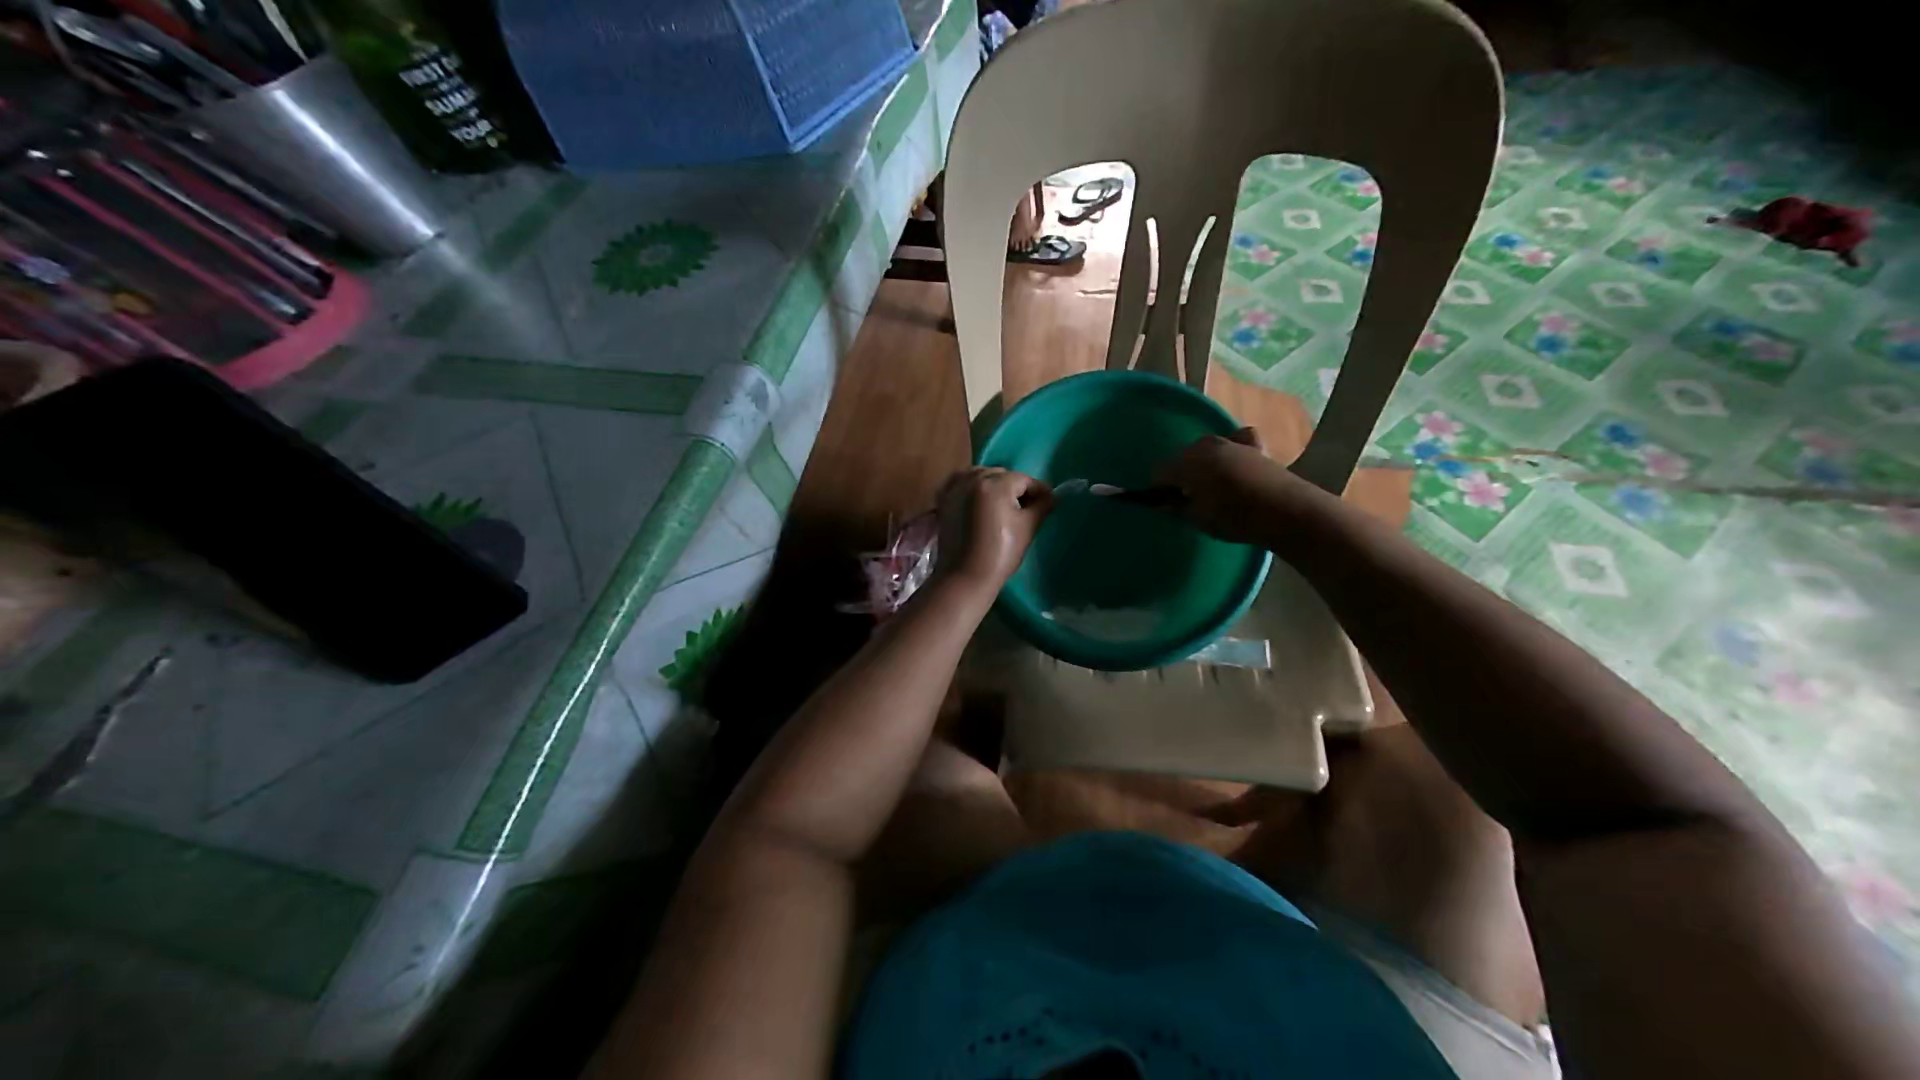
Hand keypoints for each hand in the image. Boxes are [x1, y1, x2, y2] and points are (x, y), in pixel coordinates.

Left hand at [933, 467, 1052, 593]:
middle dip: (1015, 488)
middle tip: (1026, 507)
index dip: (1039, 490)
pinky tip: (978, 501)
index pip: (1023, 479)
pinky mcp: (943, 501)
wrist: (965, 577)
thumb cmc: (1001, 553)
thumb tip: (1050, 496)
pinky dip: (971, 487)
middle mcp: (971, 479)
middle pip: (1001, 475)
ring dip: (993, 485)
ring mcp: (954, 489)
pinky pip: (960, 484)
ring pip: (980, 476)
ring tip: (1002, 505)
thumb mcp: (1028, 527)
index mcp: (995, 484)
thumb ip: (1042, 506)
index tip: (1049, 502)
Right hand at [1153, 427, 1316, 543]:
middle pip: (1181, 457)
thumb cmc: (1236, 517)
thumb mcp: (1199, 518)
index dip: (1157, 489)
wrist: (1287, 511)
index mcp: (1187, 462)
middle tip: (1186, 498)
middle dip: (1179, 474)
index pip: (1160, 471)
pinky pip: (1234, 441)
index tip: (1164, 505)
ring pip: (1205, 449)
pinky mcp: (1254, 447)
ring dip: (1202, 464)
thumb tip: (1166, 502)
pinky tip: (1234, 463)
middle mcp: (1205, 446)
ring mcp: (1231, 442)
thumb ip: (1178, 507)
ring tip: (1210, 486)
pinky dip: (1229, 449)